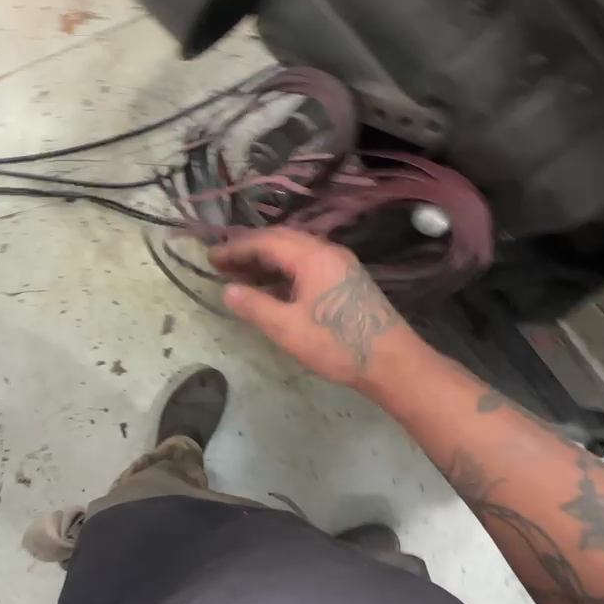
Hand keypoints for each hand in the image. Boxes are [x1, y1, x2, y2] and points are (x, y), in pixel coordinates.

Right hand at [209, 228, 414, 387]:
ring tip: (239, 277)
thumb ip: (254, 306)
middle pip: (281, 241)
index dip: (235, 248)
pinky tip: (270, 289)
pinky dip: (282, 272)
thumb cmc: (337, 345)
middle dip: (249, 250)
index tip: (210, 258)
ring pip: (294, 253)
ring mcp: (340, 266)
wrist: (392, 363)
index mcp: (312, 257)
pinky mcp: (346, 282)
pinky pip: (306, 265)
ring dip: (265, 262)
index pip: (266, 241)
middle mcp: (327, 252)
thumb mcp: (287, 328)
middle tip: (221, 264)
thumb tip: (227, 290)